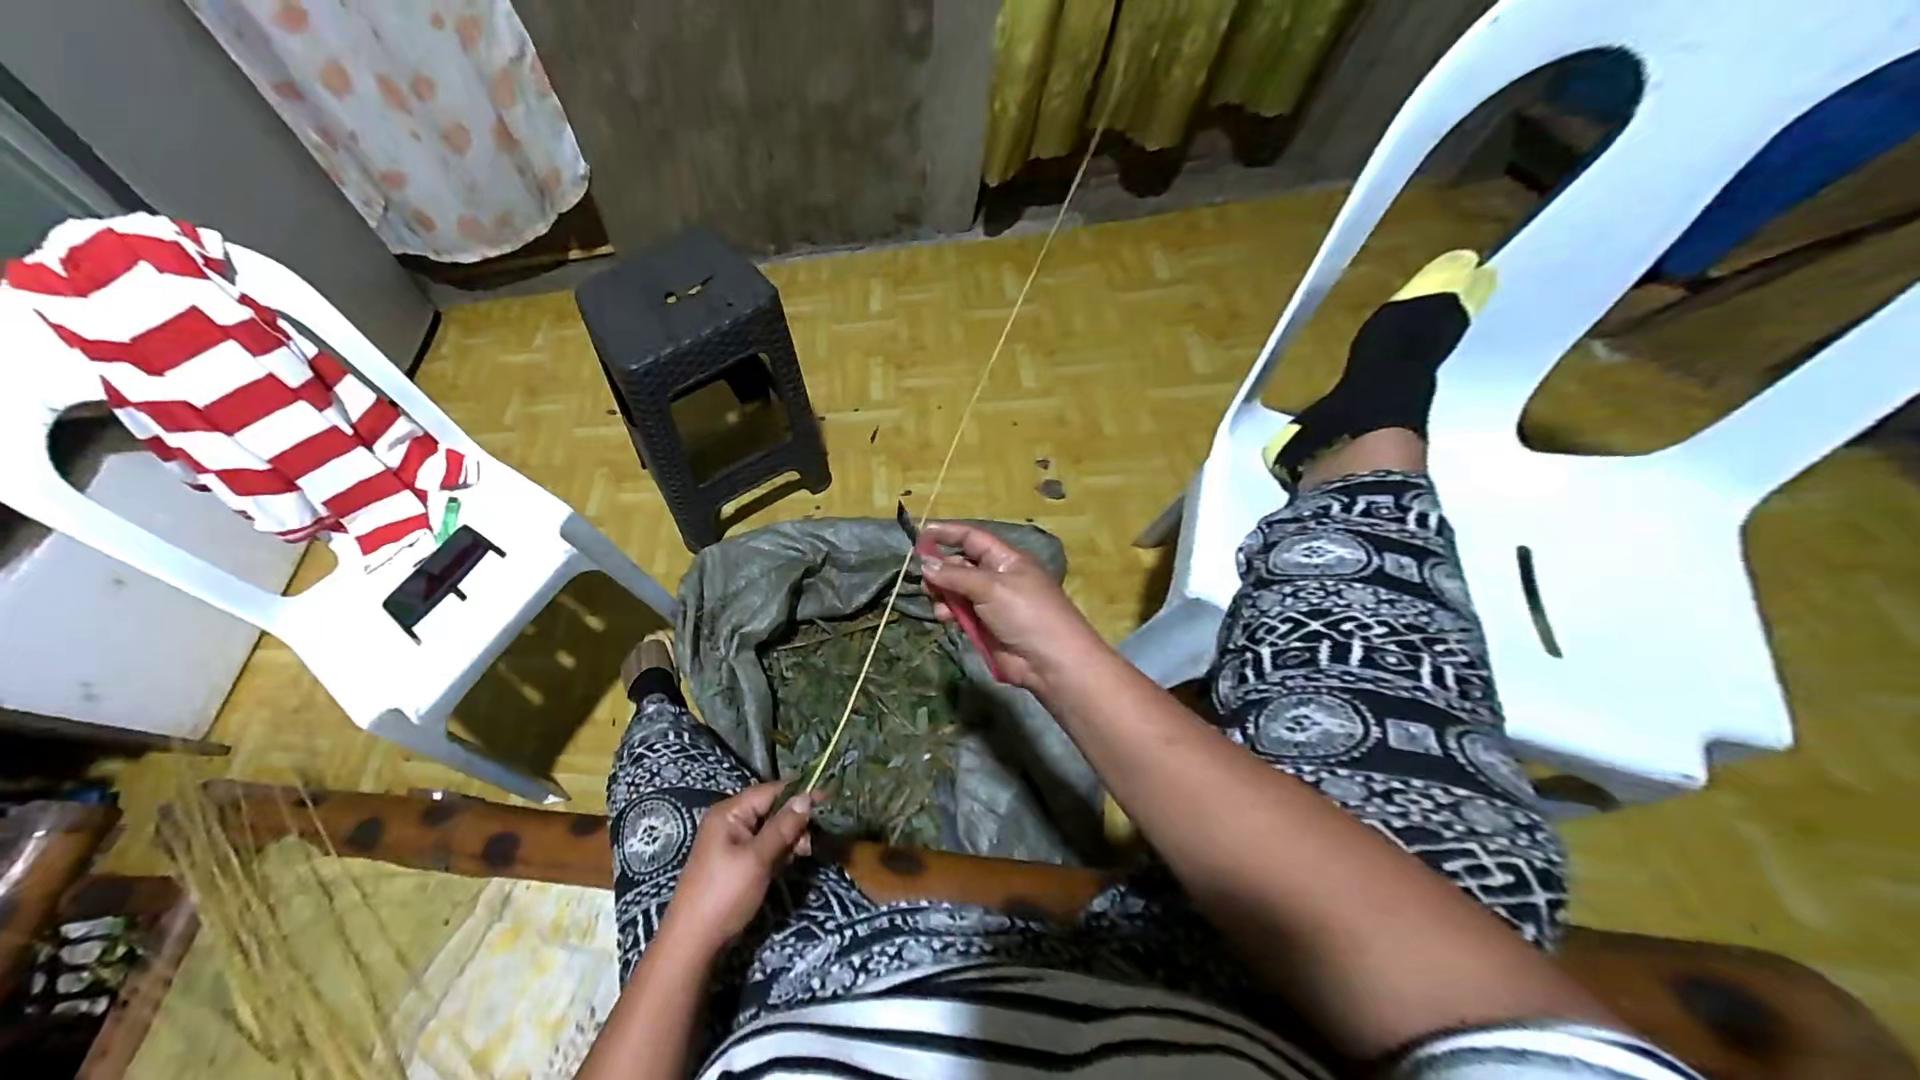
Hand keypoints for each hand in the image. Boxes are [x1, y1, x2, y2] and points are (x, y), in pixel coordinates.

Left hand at [660, 782, 819, 953]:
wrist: (692, 943)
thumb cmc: (724, 894)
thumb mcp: (758, 858)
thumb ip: (783, 826)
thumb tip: (807, 797)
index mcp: (729, 812)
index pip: (771, 791)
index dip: (799, 794)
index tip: (828, 800)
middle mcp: (729, 821)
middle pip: (771, 808)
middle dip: (794, 821)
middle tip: (809, 841)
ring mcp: (731, 842)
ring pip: (770, 828)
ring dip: (788, 838)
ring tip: (801, 855)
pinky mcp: (735, 861)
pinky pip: (763, 845)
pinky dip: (778, 851)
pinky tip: (787, 863)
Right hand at [918, 521, 1108, 695]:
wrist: (1050, 662)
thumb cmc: (1026, 614)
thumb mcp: (991, 587)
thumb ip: (956, 575)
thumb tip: (926, 564)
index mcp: (1006, 559)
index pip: (973, 538)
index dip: (948, 533)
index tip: (921, 534)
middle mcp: (998, 577)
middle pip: (961, 565)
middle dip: (941, 569)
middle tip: (924, 579)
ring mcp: (991, 603)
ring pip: (956, 591)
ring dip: (943, 594)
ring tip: (936, 602)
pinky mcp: (985, 627)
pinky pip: (960, 613)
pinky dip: (949, 613)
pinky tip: (944, 618)